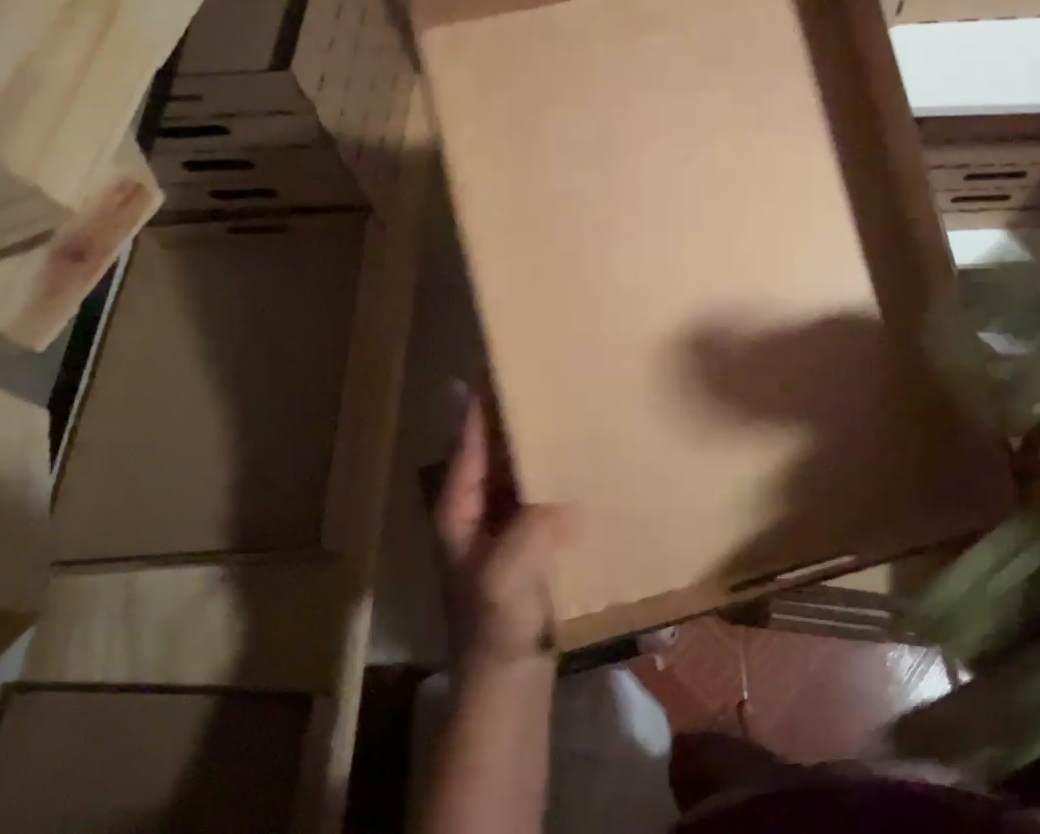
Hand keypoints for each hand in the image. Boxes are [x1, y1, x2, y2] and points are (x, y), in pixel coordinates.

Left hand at [433, 392, 573, 667]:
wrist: (506, 677)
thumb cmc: (496, 625)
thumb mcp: (509, 574)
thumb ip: (532, 527)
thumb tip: (564, 497)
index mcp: (459, 508)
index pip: (469, 442)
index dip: (479, 403)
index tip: (494, 361)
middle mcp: (475, 508)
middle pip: (491, 448)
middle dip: (510, 413)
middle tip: (541, 371)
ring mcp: (500, 525)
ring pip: (515, 469)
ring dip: (534, 441)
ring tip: (565, 403)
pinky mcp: (525, 540)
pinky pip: (537, 492)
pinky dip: (552, 472)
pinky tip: (580, 459)